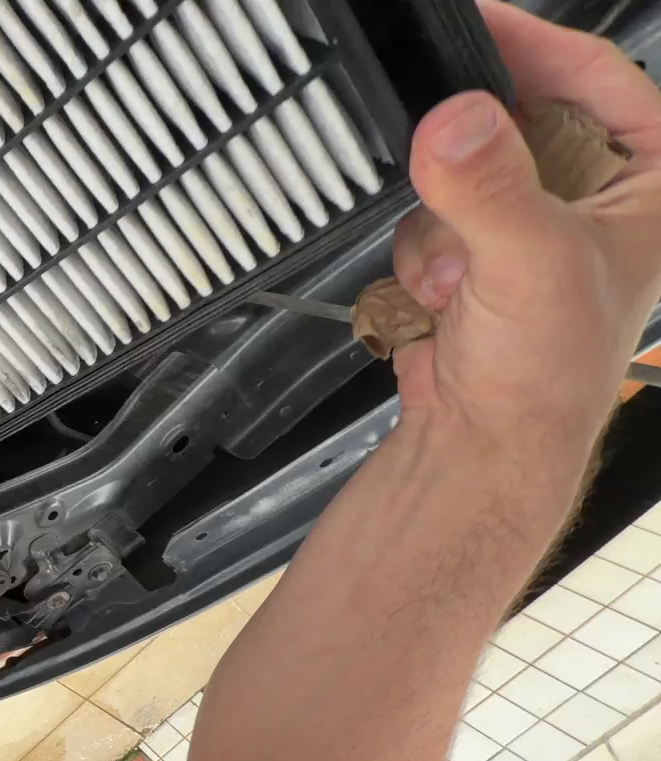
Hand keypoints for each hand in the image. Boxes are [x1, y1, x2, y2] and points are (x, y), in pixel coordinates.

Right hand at [390, 1, 660, 472]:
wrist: (482, 428)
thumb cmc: (547, 358)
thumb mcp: (529, 260)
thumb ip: (488, 188)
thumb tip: (451, 120)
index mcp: (652, 169)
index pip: (592, 76)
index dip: (530, 46)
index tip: (467, 22)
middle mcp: (589, 188)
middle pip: (500, 133)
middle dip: (461, 183)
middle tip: (454, 214)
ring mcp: (521, 224)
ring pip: (448, 184)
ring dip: (434, 234)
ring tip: (457, 284)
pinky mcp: (466, 257)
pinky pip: (420, 226)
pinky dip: (415, 260)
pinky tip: (438, 295)